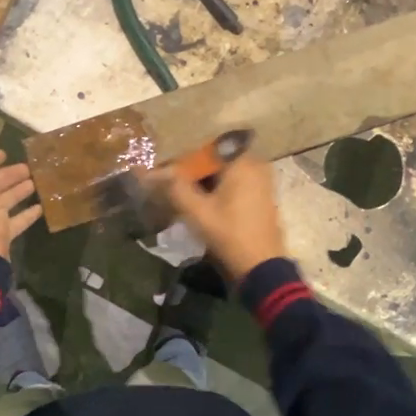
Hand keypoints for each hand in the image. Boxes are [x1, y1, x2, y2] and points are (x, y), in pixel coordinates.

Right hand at [158, 153, 287, 282]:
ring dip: (205, 182)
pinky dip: (219, 190)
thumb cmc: (229, 234)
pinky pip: (236, 184)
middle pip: (216, 160)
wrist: (261, 266)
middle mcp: (255, 164)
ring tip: (184, 196)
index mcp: (241, 162)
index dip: (183, 160)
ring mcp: (262, 180)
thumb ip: (175, 188)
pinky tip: (204, 204)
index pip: (205, 150)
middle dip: (194, 172)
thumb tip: (152, 173)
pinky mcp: (263, 196)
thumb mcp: (197, 211)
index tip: (166, 173)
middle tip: (172, 185)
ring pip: (225, 173)